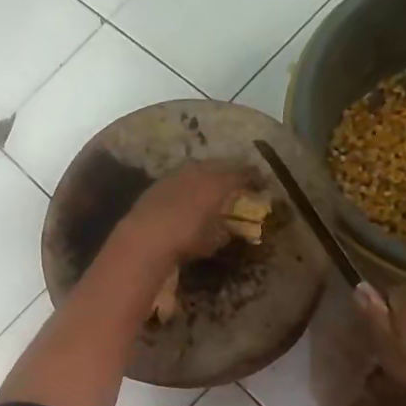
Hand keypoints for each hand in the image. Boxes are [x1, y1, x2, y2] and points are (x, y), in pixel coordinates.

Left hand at [118, 162, 255, 262]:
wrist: (145, 236)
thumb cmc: (186, 239)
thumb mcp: (213, 240)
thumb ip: (226, 231)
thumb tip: (231, 229)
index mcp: (218, 183)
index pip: (243, 174)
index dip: (254, 178)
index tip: (261, 184)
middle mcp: (199, 171)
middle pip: (221, 165)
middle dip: (232, 171)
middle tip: (239, 180)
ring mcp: (176, 174)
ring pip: (199, 167)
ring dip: (209, 173)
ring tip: (214, 182)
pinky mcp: (158, 182)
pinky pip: (181, 176)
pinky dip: (190, 181)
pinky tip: (189, 191)